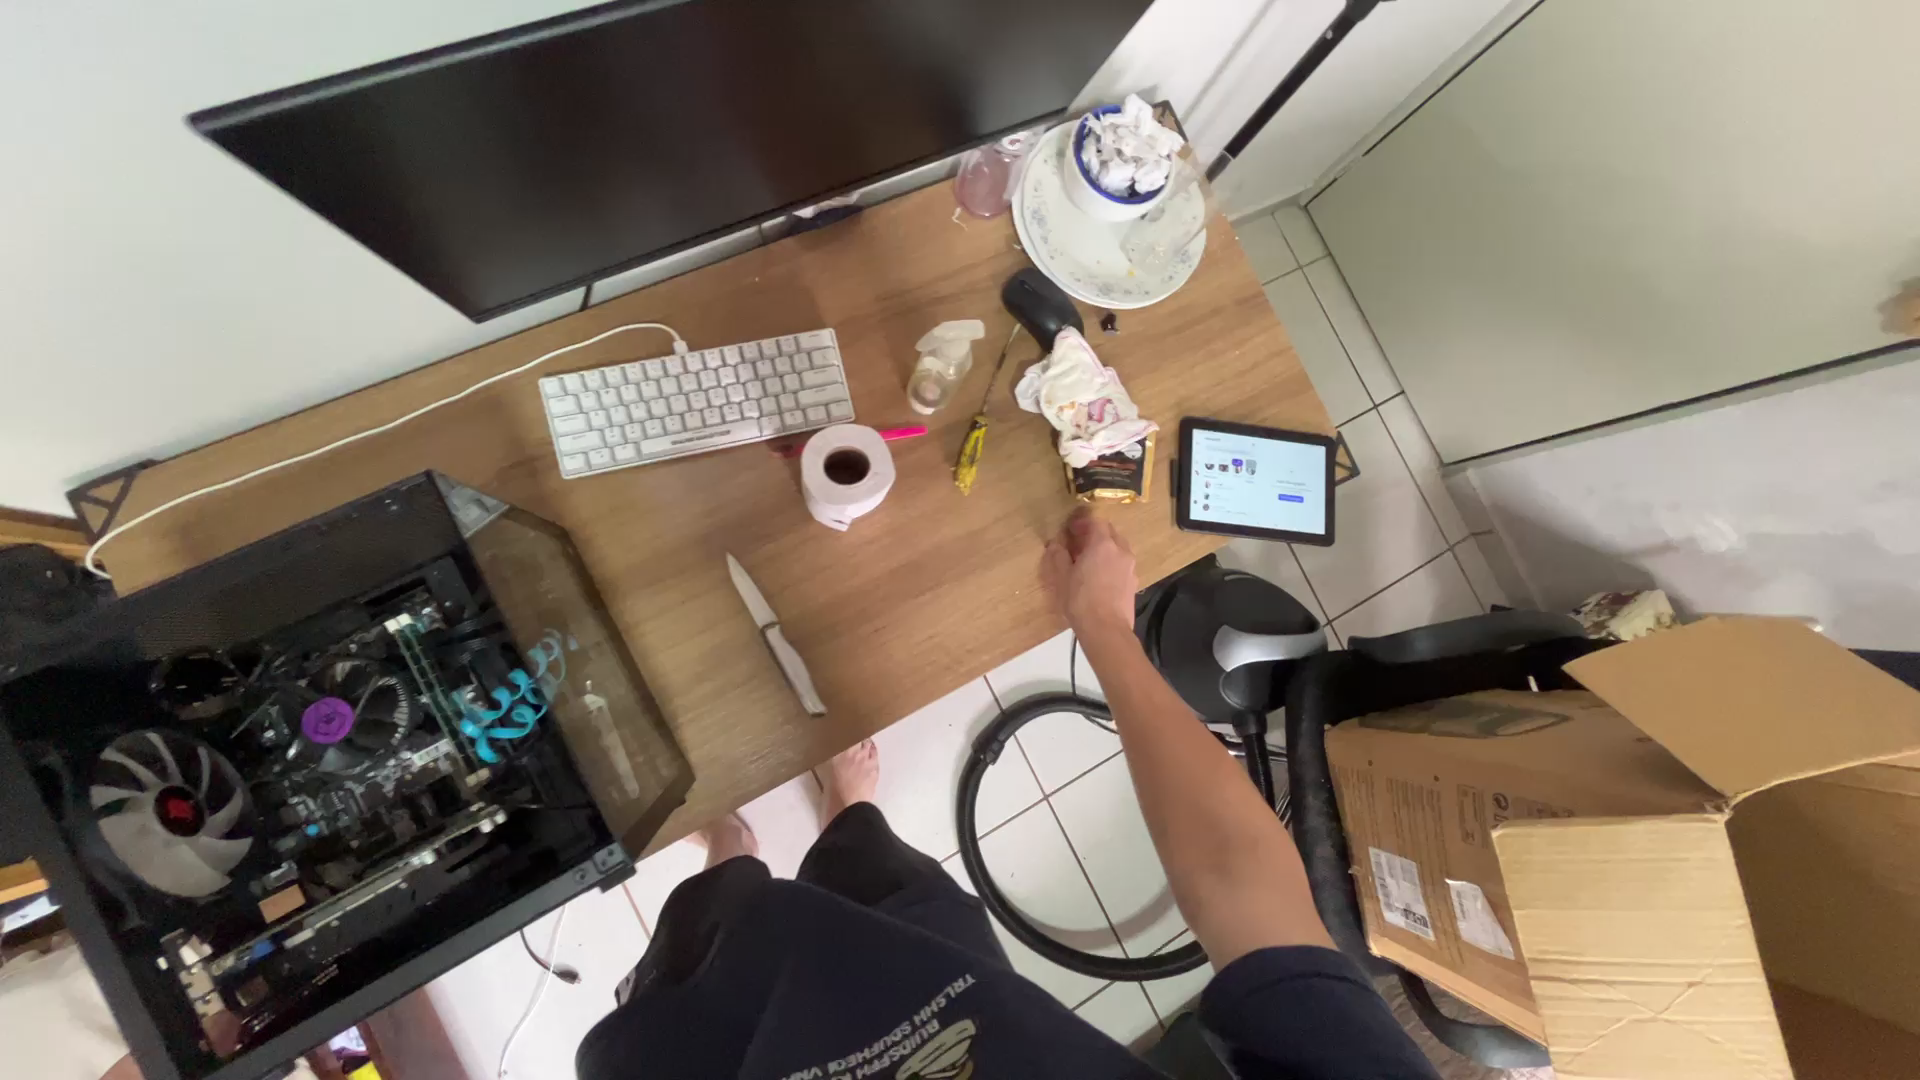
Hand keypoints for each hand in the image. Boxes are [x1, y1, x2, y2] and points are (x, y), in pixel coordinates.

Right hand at [1041, 508, 1136, 640]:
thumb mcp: (1063, 577)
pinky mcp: (1134, 582)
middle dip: (1094, 534)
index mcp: (1103, 544)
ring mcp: (1130, 567)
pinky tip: (1099, 577)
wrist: (1106, 629)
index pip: (1096, 522)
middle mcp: (1121, 551)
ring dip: (1104, 549)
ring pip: (1118, 548)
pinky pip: (1122, 564)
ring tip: (1088, 562)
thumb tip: (1055, 545)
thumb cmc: (1081, 600)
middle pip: (1110, 533)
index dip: (1082, 523)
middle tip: (1078, 544)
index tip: (1071, 530)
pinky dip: (1111, 563)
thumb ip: (1059, 556)